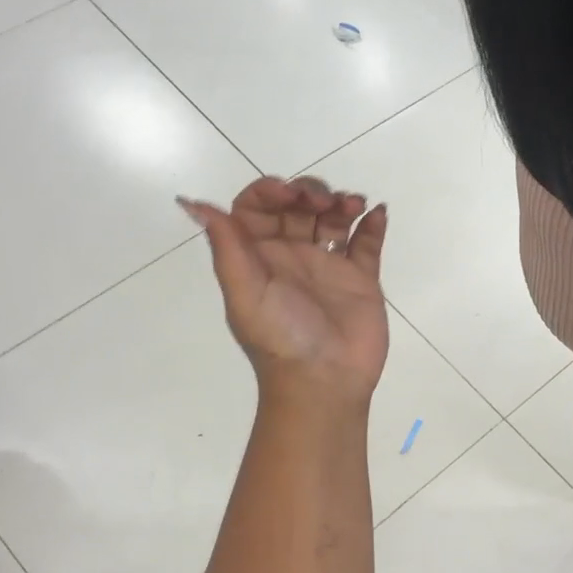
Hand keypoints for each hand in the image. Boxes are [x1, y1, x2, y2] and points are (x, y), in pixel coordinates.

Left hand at [180, 176, 389, 405]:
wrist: (325, 380)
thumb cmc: (281, 336)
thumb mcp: (244, 292)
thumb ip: (226, 246)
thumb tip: (193, 203)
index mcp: (258, 257)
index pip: (257, 209)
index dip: (270, 192)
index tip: (288, 193)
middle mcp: (291, 256)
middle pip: (298, 209)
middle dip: (310, 193)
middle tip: (324, 202)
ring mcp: (329, 267)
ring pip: (333, 221)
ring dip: (342, 204)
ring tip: (354, 204)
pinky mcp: (362, 280)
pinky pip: (367, 245)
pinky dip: (374, 225)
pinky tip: (378, 214)